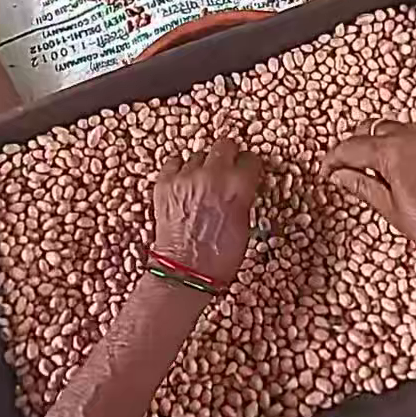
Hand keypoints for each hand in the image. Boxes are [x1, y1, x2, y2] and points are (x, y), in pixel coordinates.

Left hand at [151, 138, 263, 283]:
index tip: (246, 171)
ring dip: (202, 165)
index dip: (248, 166)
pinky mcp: (164, 183)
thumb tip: (241, 184)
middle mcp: (212, 175)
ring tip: (202, 181)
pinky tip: (184, 181)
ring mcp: (185, 177)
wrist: (187, 270)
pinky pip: (174, 163)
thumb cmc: (220, 256)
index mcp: (238, 186)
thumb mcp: (245, 224)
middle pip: (224, 145)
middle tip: (226, 167)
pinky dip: (179, 169)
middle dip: (228, 155)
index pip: (250, 159)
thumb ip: (243, 196)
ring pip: (197, 154)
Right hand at [323, 121, 415, 266]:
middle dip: (357, 148)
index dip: (333, 159)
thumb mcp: (394, 212)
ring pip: (398, 129)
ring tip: (379, 173)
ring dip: (382, 145)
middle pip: (373, 130)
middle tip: (349, 172)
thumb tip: (340, 176)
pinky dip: (408, 146)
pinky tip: (407, 170)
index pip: (351, 147)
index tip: (327, 172)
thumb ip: (364, 187)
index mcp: (394, 152)